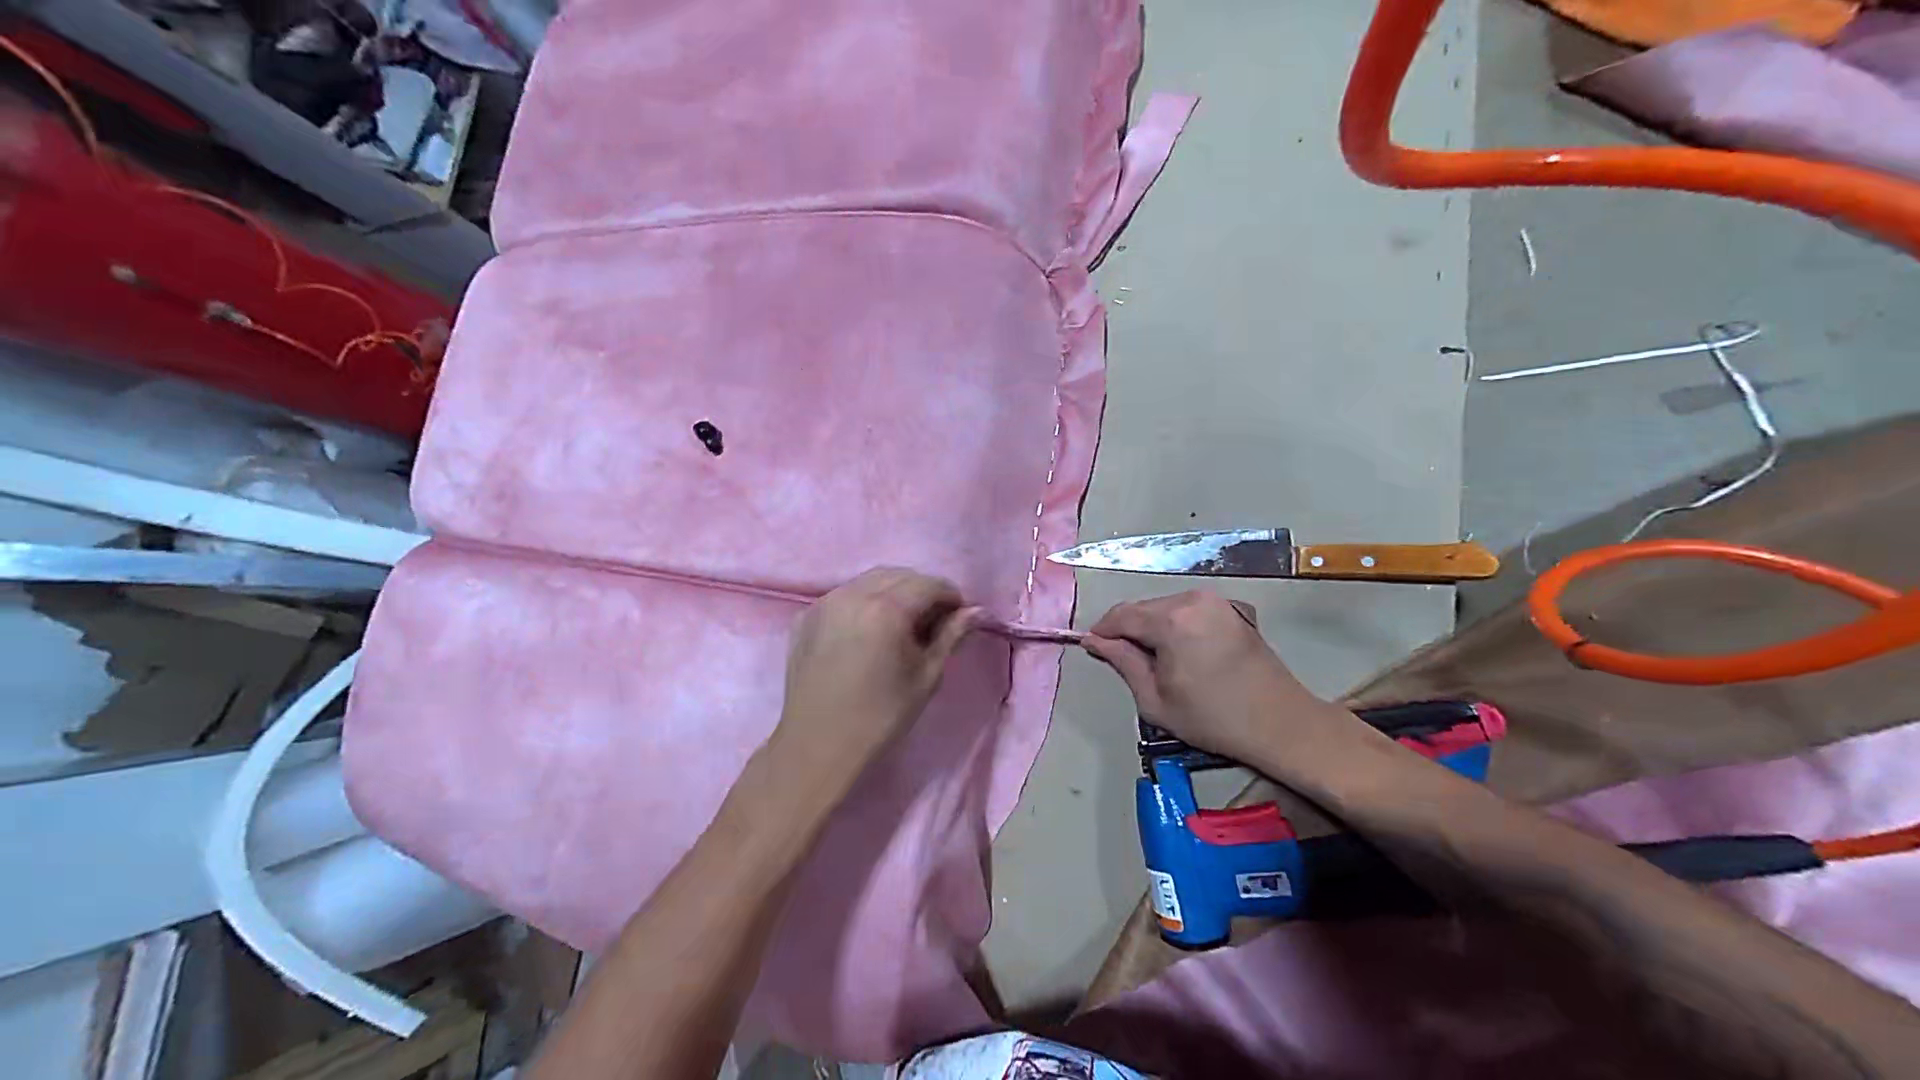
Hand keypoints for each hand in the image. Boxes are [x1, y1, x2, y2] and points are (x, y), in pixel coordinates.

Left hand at [771, 567, 982, 776]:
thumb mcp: (926, 676)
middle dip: (922, 590)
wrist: (818, 745)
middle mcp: (853, 594)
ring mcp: (825, 602)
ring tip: (902, 624)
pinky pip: (844, 596)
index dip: (950, 597)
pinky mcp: (807, 616)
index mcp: (886, 609)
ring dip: (893, 592)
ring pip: (869, 581)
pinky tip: (869, 631)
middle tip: (934, 621)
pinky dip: (864, 602)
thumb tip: (977, 611)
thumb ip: (951, 636)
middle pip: (899, 575)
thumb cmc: (881, 716)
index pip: (929, 584)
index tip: (959, 618)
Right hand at [1082, 591, 1334, 762]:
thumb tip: (1096, 641)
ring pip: (1166, 607)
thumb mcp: (1155, 699)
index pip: (1121, 615)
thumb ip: (1122, 662)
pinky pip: (1190, 610)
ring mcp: (1217, 600)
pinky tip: (1183, 653)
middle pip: (1144, 607)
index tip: (1092, 649)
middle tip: (1126, 662)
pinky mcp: (1233, 608)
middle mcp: (1194, 599)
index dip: (1102, 631)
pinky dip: (1178, 625)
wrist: (1281, 724)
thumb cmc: (1214, 718)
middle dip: (1129, 630)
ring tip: (1156, 661)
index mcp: (1172, 619)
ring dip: (1153, 627)